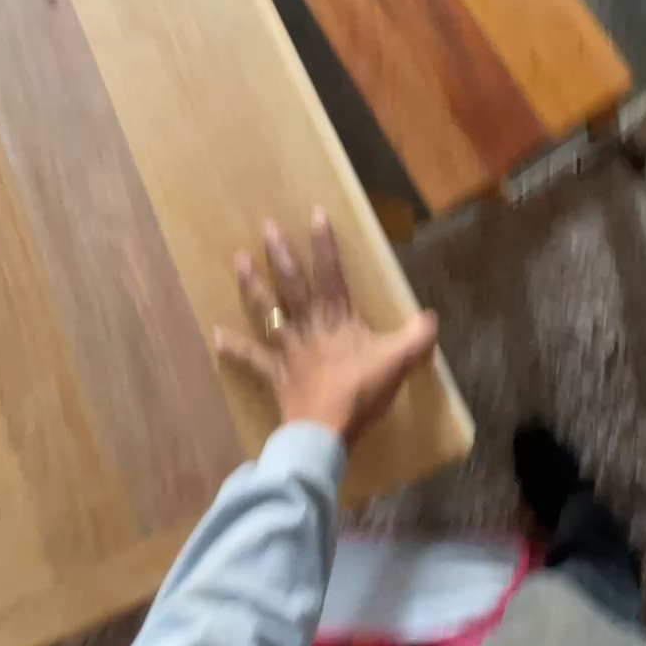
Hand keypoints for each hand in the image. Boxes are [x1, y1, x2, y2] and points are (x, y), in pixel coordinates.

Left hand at [214, 210, 437, 445]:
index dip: (325, 244)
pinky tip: (215, 333)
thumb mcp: (399, 362)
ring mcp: (288, 347)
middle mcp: (310, 324)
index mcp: (338, 317)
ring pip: (268, 309)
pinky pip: (252, 358)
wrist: (326, 431)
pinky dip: (234, 347)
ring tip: (238, 260)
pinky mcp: (275, 372)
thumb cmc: (361, 392)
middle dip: (281, 253)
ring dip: (253, 285)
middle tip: (267, 226)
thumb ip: (417, 337)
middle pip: (293, 283)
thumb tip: (431, 317)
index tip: (316, 214)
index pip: (332, 272)